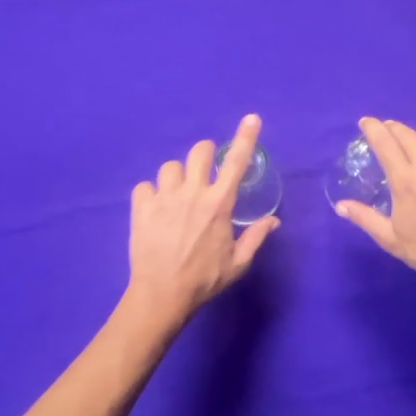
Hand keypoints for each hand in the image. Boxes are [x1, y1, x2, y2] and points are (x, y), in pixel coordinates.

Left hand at [126, 114, 277, 321]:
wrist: (162, 296)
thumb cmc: (205, 280)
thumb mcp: (238, 263)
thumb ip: (256, 237)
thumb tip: (274, 221)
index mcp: (219, 204)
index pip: (236, 162)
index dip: (245, 137)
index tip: (251, 119)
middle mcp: (193, 193)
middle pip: (199, 151)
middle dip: (205, 155)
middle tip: (205, 171)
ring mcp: (164, 198)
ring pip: (170, 167)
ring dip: (176, 176)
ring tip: (176, 195)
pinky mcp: (141, 208)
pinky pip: (144, 186)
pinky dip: (149, 194)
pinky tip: (154, 208)